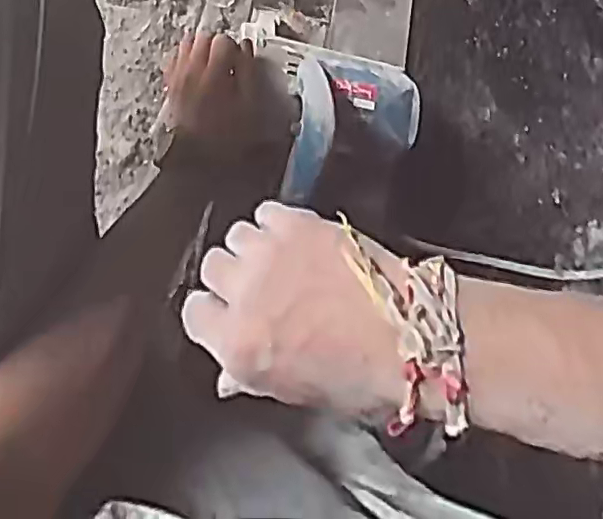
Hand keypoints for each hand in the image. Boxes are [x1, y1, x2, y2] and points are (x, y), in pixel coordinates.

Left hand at [160, 32, 268, 162]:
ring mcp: (179, 78)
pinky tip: (196, 74)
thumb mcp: (251, 107)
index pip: (225, 40)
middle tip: (229, 63)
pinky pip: (175, 61)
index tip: (243, 62)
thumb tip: (247, 52)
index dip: (238, 49)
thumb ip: (251, 74)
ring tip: (213, 67)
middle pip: (204, 38)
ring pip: (188, 45)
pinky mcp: (171, 87)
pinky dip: (186, 61)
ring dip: (201, 51)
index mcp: (214, 72)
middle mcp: (192, 70)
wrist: (197, 162)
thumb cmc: (226, 138)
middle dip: (218, 46)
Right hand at [180, 201, 405, 416]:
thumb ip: (249, 374)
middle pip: (212, 266)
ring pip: (236, 235)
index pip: (194, 314)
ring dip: (253, 246)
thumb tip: (228, 371)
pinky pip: (265, 212)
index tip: (224, 310)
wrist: (407, 333)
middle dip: (231, 275)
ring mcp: (268, 253)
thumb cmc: (358, 373)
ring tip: (279, 258)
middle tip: (257, 284)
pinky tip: (293, 238)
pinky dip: (274, 223)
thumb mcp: (294, 391)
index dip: (210, 311)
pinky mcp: (294, 223)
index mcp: (239, 343)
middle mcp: (245, 293)